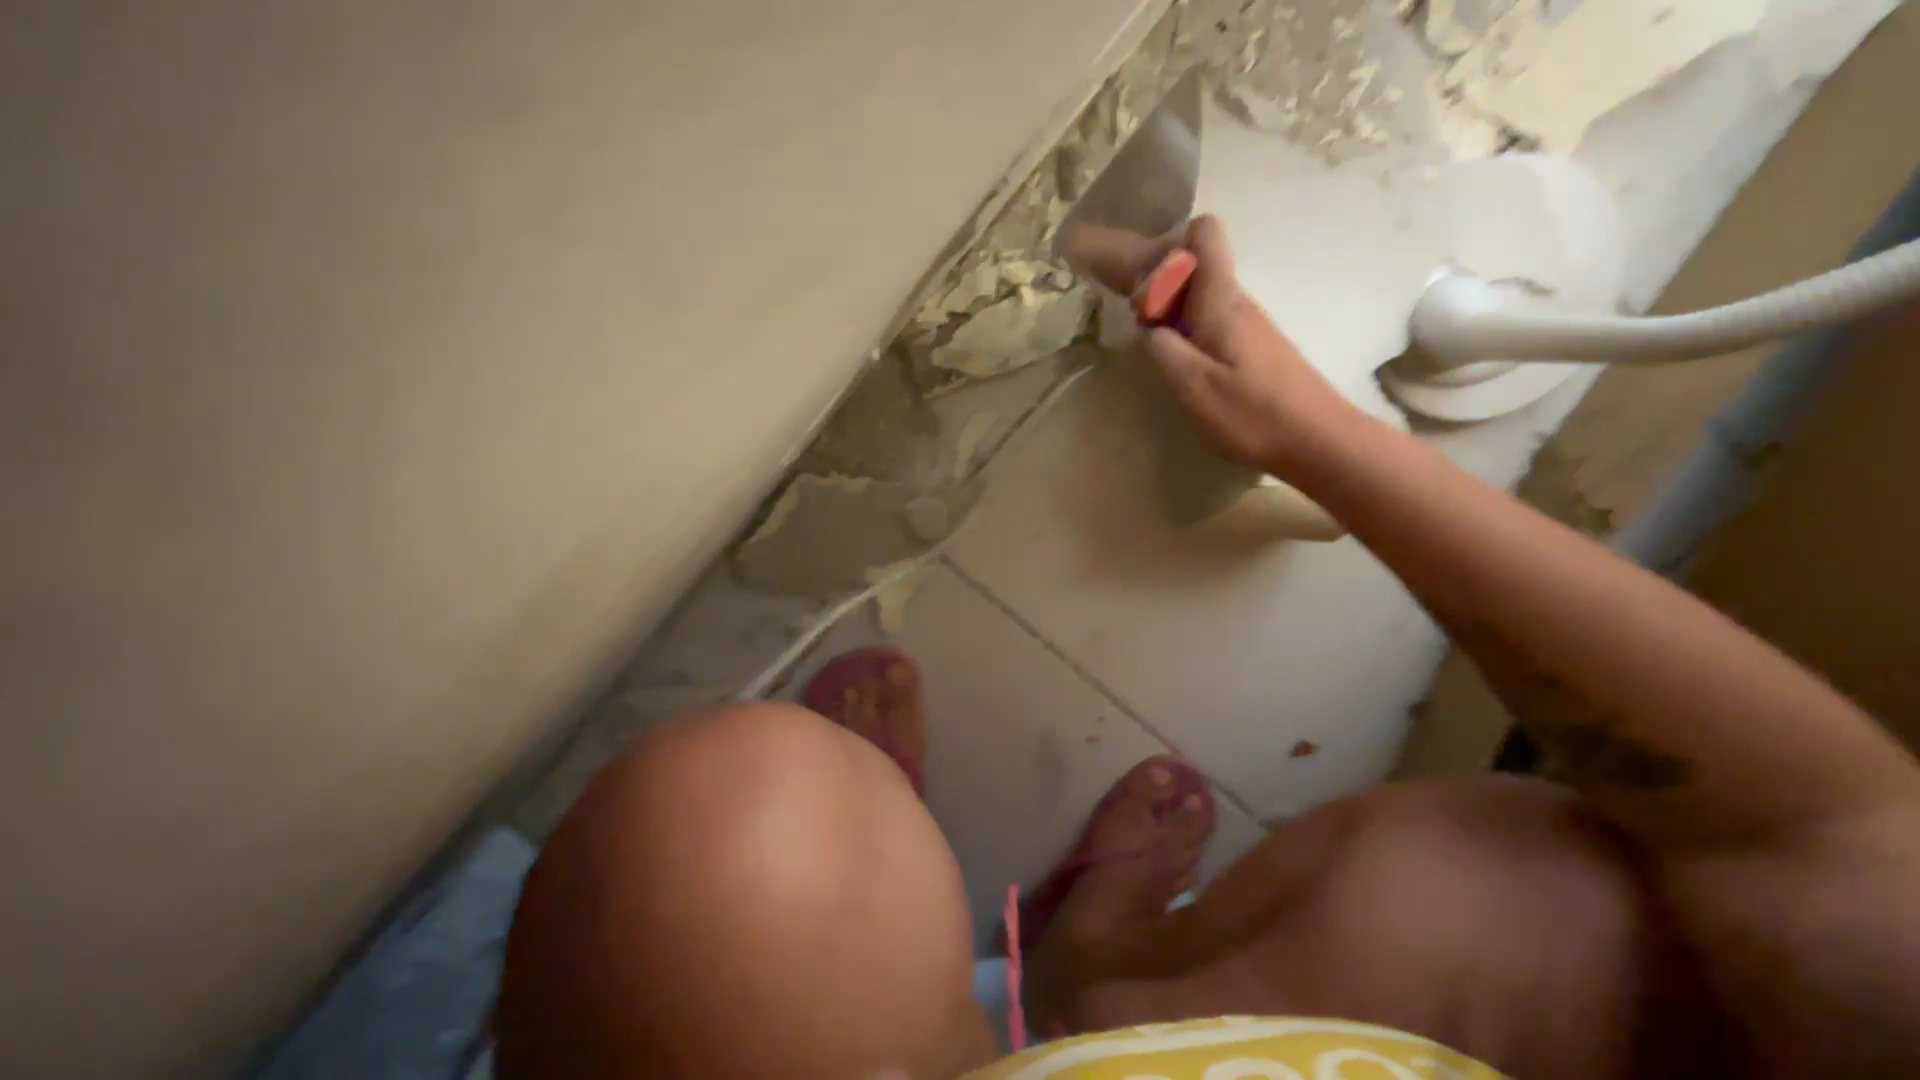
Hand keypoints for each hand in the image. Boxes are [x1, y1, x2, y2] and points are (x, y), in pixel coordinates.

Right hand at [1063, 215, 1354, 471]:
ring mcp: (1248, 324)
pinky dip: (1188, 333)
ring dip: (1171, 313)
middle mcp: (1236, 301)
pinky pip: (1211, 320)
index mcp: (1220, 300)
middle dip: (1158, 284)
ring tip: (1155, 352)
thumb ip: (1159, 349)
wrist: (1317, 440)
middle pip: (1194, 264)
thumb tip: (1146, 330)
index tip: (1146, 287)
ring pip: (1200, 295)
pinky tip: (1183, 369)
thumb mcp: (1191, 385)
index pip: (1202, 233)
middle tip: (1138, 325)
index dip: (1167, 246)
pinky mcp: (1254, 347)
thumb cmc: (1252, 413)